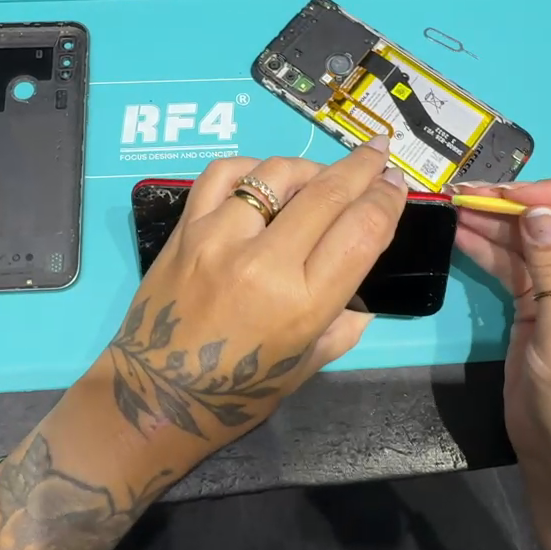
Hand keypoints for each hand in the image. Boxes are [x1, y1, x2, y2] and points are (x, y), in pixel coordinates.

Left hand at [95, 141, 406, 463]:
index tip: (397, 183)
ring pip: (275, 174)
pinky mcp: (185, 228)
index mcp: (301, 304)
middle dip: (362, 168)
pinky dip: (251, 167)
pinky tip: (264, 177)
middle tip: (379, 154)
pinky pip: (222, 174)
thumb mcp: (306, 366)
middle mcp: (263, 262)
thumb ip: (342, 323)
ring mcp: (218, 238)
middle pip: (326, 194)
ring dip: (310, 167)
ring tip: (322, 175)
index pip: (361, 231)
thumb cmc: (237, 393)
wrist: (153, 395)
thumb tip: (363, 286)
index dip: (387, 199)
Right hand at [453, 179, 550, 546]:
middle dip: (524, 206)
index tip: (517, 195)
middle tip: (471, 195)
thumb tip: (538, 210)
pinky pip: (522, 266)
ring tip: (455, 205)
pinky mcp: (549, 307)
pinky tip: (460, 232)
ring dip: (500, 224)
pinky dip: (492, 249)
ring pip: (542, 240)